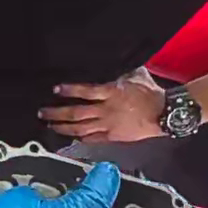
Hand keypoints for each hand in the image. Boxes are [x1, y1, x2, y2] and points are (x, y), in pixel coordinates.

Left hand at [39, 68, 166, 143]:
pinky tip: (72, 138)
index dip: (69, 90)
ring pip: (81, 128)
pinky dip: (81, 138)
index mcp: (111, 93)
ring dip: (64, 128)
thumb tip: (115, 68)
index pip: (85, 91)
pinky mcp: (113, 137)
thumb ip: (121, 74)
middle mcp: (106, 110)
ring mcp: (108, 125)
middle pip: (77, 113)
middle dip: (58, 113)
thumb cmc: (152, 93)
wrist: (164, 114)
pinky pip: (93, 139)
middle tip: (43, 113)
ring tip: (51, 126)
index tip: (56, 90)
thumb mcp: (136, 76)